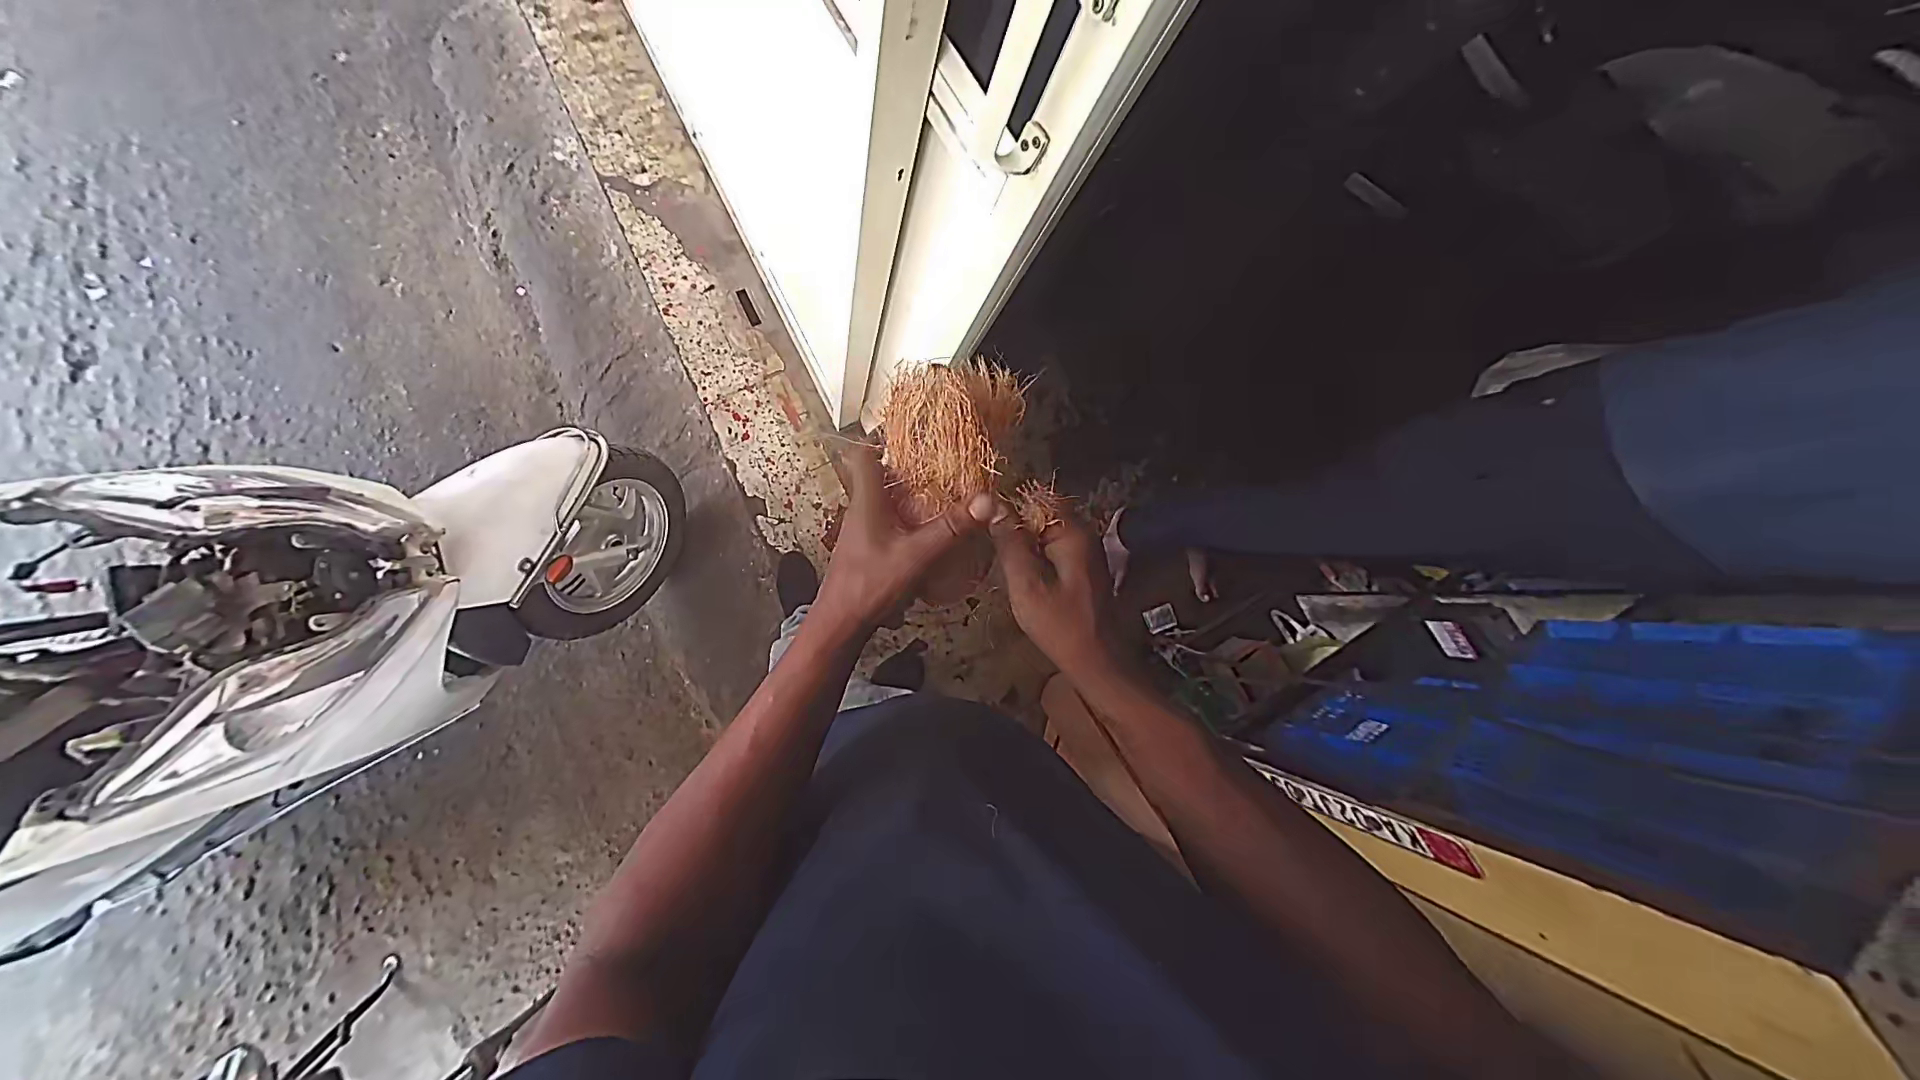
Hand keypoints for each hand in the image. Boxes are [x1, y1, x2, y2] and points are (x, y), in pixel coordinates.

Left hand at [811, 442, 997, 635]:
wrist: (841, 623)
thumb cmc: (870, 584)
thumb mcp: (917, 554)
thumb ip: (951, 528)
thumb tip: (986, 500)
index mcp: (866, 502)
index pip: (862, 455)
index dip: (880, 437)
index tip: (908, 432)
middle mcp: (860, 511)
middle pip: (876, 475)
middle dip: (904, 465)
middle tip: (935, 462)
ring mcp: (860, 531)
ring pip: (881, 499)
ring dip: (905, 492)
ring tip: (937, 490)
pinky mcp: (865, 549)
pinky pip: (885, 521)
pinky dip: (904, 517)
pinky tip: (926, 529)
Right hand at [990, 512, 1128, 679]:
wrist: (1096, 661)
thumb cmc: (1061, 626)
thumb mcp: (1026, 585)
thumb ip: (1010, 543)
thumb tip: (992, 507)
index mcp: (1073, 532)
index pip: (1036, 498)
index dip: (1009, 507)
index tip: (987, 523)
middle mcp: (1084, 535)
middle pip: (1041, 514)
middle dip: (1015, 526)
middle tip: (993, 546)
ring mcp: (1086, 551)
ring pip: (1045, 533)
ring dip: (1024, 543)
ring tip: (1004, 561)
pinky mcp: (1082, 568)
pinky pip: (1053, 550)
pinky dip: (1036, 557)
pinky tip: (1022, 575)